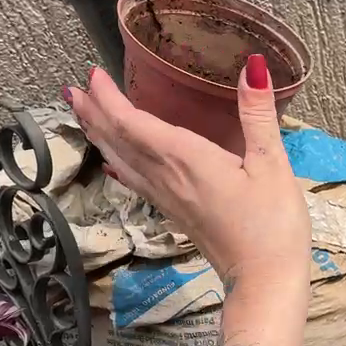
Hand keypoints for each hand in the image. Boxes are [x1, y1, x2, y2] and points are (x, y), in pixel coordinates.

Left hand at [67, 56, 311, 290]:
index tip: (92, 75)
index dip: (109, 98)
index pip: (132, 123)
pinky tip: (116, 165)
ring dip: (101, 138)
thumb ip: (258, 115)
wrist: (264, 280)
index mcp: (185, 159)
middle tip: (71, 91)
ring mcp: (169, 200)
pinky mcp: (177, 215)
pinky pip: (137, 183)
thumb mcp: (273, 165)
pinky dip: (120, 166)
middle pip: (119, 142)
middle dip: (94, 114)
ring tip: (84, 118)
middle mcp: (167, 178)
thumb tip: (253, 64)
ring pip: (123, 162)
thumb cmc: (273, 224)